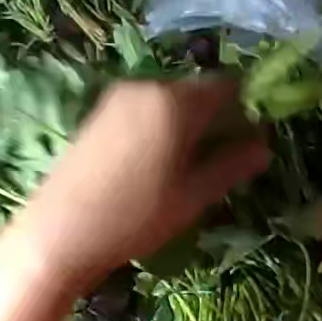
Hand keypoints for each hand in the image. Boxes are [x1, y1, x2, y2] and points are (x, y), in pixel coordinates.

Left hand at [0, 77, 269, 298]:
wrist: (59, 233)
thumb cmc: (135, 217)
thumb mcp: (192, 197)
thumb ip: (231, 166)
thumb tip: (263, 147)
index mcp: (175, 101)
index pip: (227, 88)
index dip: (243, 112)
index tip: (245, 144)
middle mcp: (146, 87)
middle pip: (195, 92)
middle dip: (213, 119)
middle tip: (216, 162)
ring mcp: (116, 98)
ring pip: (167, 101)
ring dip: (184, 124)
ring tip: (181, 169)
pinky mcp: (96, 113)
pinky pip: (142, 110)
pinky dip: (157, 127)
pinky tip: (150, 165)